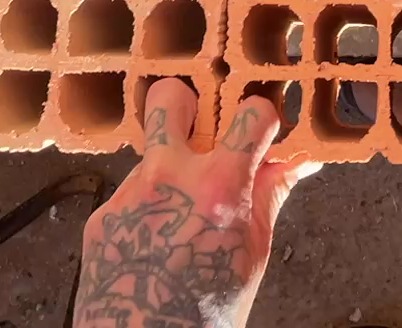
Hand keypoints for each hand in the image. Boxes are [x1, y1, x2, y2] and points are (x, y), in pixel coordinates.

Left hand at [74, 80, 318, 327]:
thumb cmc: (207, 316)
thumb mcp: (253, 254)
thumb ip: (269, 194)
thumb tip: (300, 160)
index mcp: (218, 186)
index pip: (252, 112)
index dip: (263, 117)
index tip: (262, 131)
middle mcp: (168, 177)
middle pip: (169, 96)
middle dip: (187, 102)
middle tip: (200, 130)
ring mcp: (128, 195)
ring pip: (151, 152)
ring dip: (169, 170)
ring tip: (180, 214)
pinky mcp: (101, 217)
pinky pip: (132, 193)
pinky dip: (148, 208)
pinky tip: (156, 241)